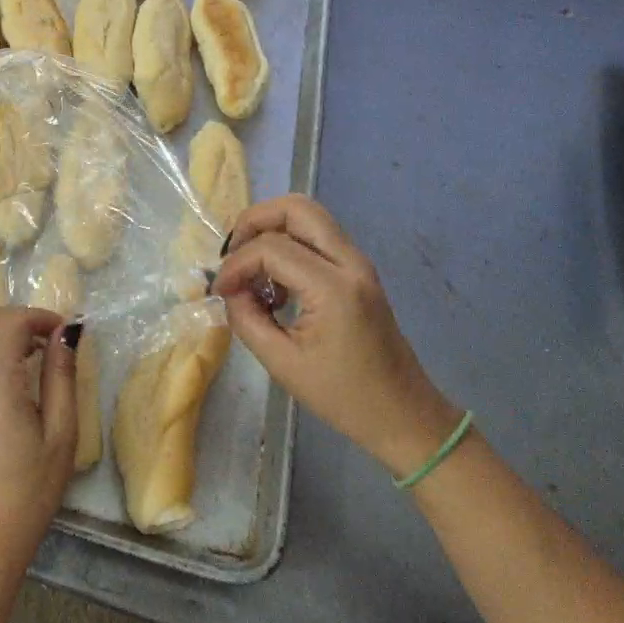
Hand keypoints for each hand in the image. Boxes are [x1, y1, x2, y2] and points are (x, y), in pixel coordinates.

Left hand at [0, 306, 79, 563]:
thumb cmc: (31, 486)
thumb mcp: (61, 432)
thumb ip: (62, 375)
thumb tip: (66, 333)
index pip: (11, 322)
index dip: (39, 316)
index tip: (64, 331)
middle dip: (16, 317)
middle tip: (46, 338)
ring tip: (26, 354)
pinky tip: (4, 377)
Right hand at [216, 195, 462, 476]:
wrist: (403, 415)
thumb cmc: (343, 397)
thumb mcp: (281, 363)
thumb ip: (246, 318)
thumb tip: (230, 290)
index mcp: (333, 288)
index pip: (271, 248)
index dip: (236, 264)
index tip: (220, 292)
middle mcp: (350, 263)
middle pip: (295, 208)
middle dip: (254, 221)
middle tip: (233, 255)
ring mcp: (358, 263)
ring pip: (308, 215)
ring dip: (271, 230)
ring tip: (251, 268)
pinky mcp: (358, 271)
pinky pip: (317, 236)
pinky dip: (288, 243)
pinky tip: (275, 282)